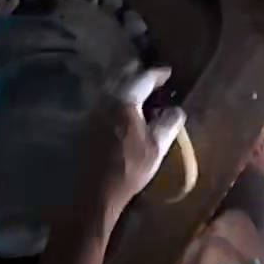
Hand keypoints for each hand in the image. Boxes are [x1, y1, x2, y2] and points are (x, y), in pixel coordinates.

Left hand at [74, 65, 186, 226]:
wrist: (94, 193)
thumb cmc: (129, 168)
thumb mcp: (157, 147)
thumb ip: (170, 123)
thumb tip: (177, 109)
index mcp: (125, 101)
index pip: (144, 77)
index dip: (158, 73)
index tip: (168, 72)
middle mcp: (106, 99)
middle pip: (121, 73)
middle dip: (137, 70)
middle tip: (151, 76)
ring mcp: (93, 109)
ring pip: (109, 84)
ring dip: (124, 80)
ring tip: (138, 87)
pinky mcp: (86, 122)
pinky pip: (102, 97)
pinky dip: (114, 93)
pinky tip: (122, 105)